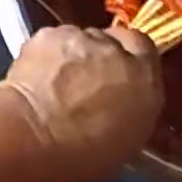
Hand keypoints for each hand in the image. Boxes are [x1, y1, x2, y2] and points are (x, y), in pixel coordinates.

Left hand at [0, 25, 161, 181]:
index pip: (143, 46)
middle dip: (100, 55)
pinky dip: (49, 50)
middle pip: (108, 39)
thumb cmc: (90, 148)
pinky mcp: (45, 32)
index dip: (131, 56)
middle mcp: (112, 48)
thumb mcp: (133, 131)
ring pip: (78, 36)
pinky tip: (42, 69)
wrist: (37, 130)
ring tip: (61, 75)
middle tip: (88, 77)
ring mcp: (76, 36)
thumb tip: (123, 92)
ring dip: (74, 51)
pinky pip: (52, 37)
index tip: (122, 71)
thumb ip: (134, 100)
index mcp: (143, 75)